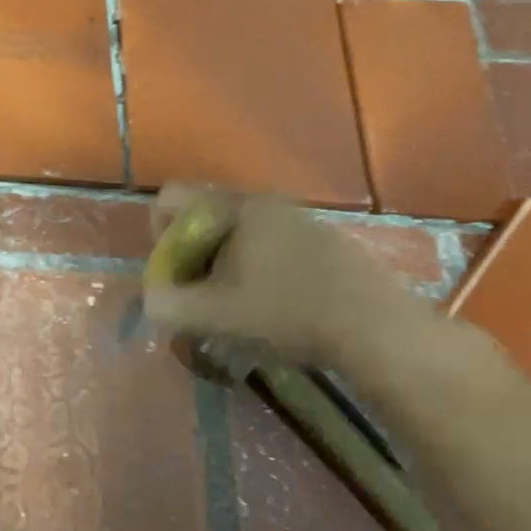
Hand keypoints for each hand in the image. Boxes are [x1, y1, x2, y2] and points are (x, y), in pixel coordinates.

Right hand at [143, 184, 426, 368]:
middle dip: (195, 254)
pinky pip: (276, 247)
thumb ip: (169, 305)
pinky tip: (278, 309)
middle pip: (206, 217)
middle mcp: (265, 202)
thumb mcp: (215, 315)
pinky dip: (263, 271)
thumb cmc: (286, 313)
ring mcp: (302, 220)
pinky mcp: (331, 244)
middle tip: (202, 295)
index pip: (170, 198)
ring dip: (229, 265)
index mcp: (233, 207)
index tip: (173, 273)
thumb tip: (149, 301)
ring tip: (239, 306)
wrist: (381, 333)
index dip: (158, 234)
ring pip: (243, 234)